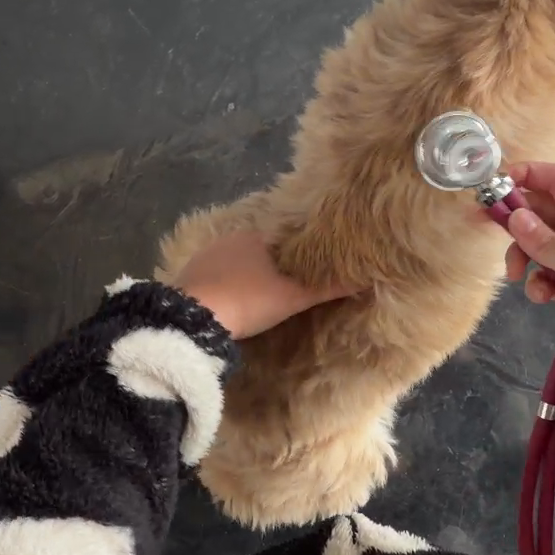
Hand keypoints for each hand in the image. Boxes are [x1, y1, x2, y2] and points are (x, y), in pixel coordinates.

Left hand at [172, 229, 355, 338]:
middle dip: (272, 264)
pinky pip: (216, 275)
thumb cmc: (249, 301)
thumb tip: (365, 277)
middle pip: (260, 249)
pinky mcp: (189, 274)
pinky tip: (232, 301)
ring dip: (247, 275)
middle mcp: (232, 237)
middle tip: (288, 284)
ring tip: (262, 294)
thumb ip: (327, 287)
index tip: (311, 264)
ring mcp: (207, 255)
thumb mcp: (294, 297)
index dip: (299, 251)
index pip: (286, 238)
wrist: (194, 318)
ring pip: (236, 261)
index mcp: (259, 236)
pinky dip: (226, 285)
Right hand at [500, 162, 554, 380]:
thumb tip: (514, 217)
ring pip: (538, 244)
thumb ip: (549, 244)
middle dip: (517, 220)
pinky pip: (544, 274)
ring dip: (523, 256)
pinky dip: (537, 283)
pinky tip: (544, 299)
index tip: (497, 182)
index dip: (532, 174)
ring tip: (517, 277)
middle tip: (484, 226)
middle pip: (543, 212)